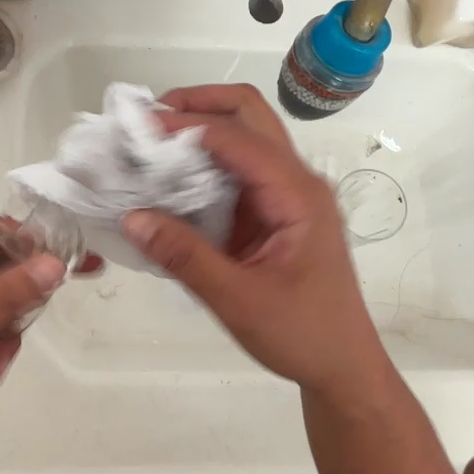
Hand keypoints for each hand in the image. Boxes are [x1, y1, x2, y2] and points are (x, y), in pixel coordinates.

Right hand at [121, 84, 385, 394]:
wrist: (341, 365)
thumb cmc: (301, 334)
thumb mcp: (237, 299)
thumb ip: (185, 257)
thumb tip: (132, 218)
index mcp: (297, 195)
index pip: (237, 138)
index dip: (186, 127)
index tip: (136, 131)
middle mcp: (295, 183)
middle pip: (248, 117)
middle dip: (197, 108)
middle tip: (144, 122)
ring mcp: (285, 198)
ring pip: (242, 142)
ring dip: (197, 135)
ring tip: (146, 149)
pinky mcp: (272, 216)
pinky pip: (235, 177)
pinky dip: (200, 170)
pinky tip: (165, 186)